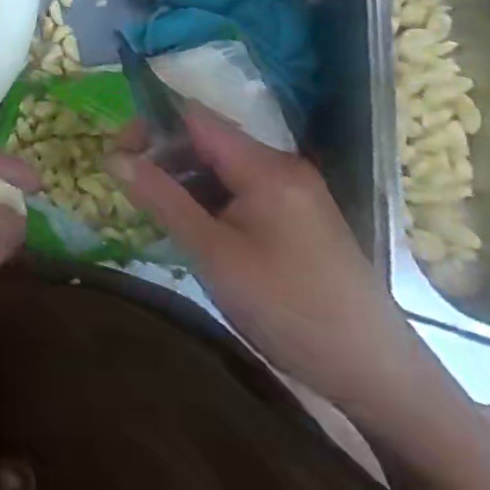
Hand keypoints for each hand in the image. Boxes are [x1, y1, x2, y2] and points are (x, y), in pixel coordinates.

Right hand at [106, 105, 431, 413]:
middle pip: (207, 140)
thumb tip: (113, 156)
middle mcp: (281, 166)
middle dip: (163, 156)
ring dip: (184, 182)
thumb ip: (161, 198)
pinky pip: (241, 192)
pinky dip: (210, 201)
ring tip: (156, 214)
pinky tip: (193, 231)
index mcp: (265, 166)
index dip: (150, 126)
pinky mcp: (298, 218)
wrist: (376, 372)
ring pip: (222, 169)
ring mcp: (294, 192)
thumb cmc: (288, 307)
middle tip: (130, 190)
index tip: (117, 156)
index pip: (194, 118)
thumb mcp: (213, 254)